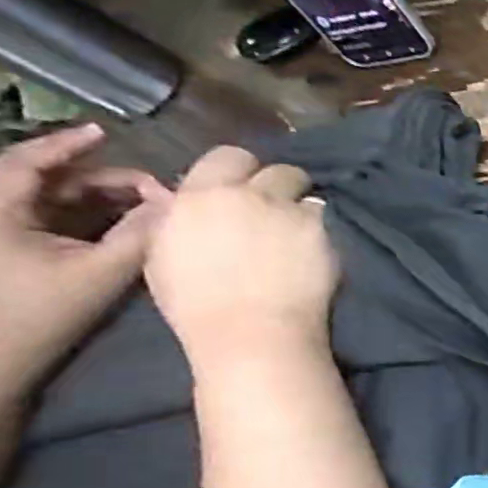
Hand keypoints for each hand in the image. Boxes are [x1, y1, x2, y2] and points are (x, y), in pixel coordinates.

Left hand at [0, 124, 169, 370]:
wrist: (7, 349)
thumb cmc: (48, 308)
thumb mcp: (101, 270)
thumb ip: (138, 234)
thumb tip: (173, 204)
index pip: (29, 160)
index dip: (69, 144)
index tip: (105, 132)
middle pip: (47, 176)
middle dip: (101, 178)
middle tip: (151, 185)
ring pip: (55, 194)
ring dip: (101, 194)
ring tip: (147, 200)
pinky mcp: (14, 239)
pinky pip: (56, 211)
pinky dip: (91, 210)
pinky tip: (126, 215)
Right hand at [144, 145, 336, 368]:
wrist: (253, 331)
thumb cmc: (196, 304)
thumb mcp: (161, 254)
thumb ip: (173, 217)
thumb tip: (177, 195)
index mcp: (202, 194)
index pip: (228, 156)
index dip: (239, 171)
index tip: (243, 190)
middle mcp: (249, 195)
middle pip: (275, 170)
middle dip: (277, 185)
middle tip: (276, 210)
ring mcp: (290, 212)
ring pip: (305, 191)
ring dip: (301, 205)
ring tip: (298, 230)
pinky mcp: (323, 233)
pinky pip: (326, 219)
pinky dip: (321, 230)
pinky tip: (314, 250)